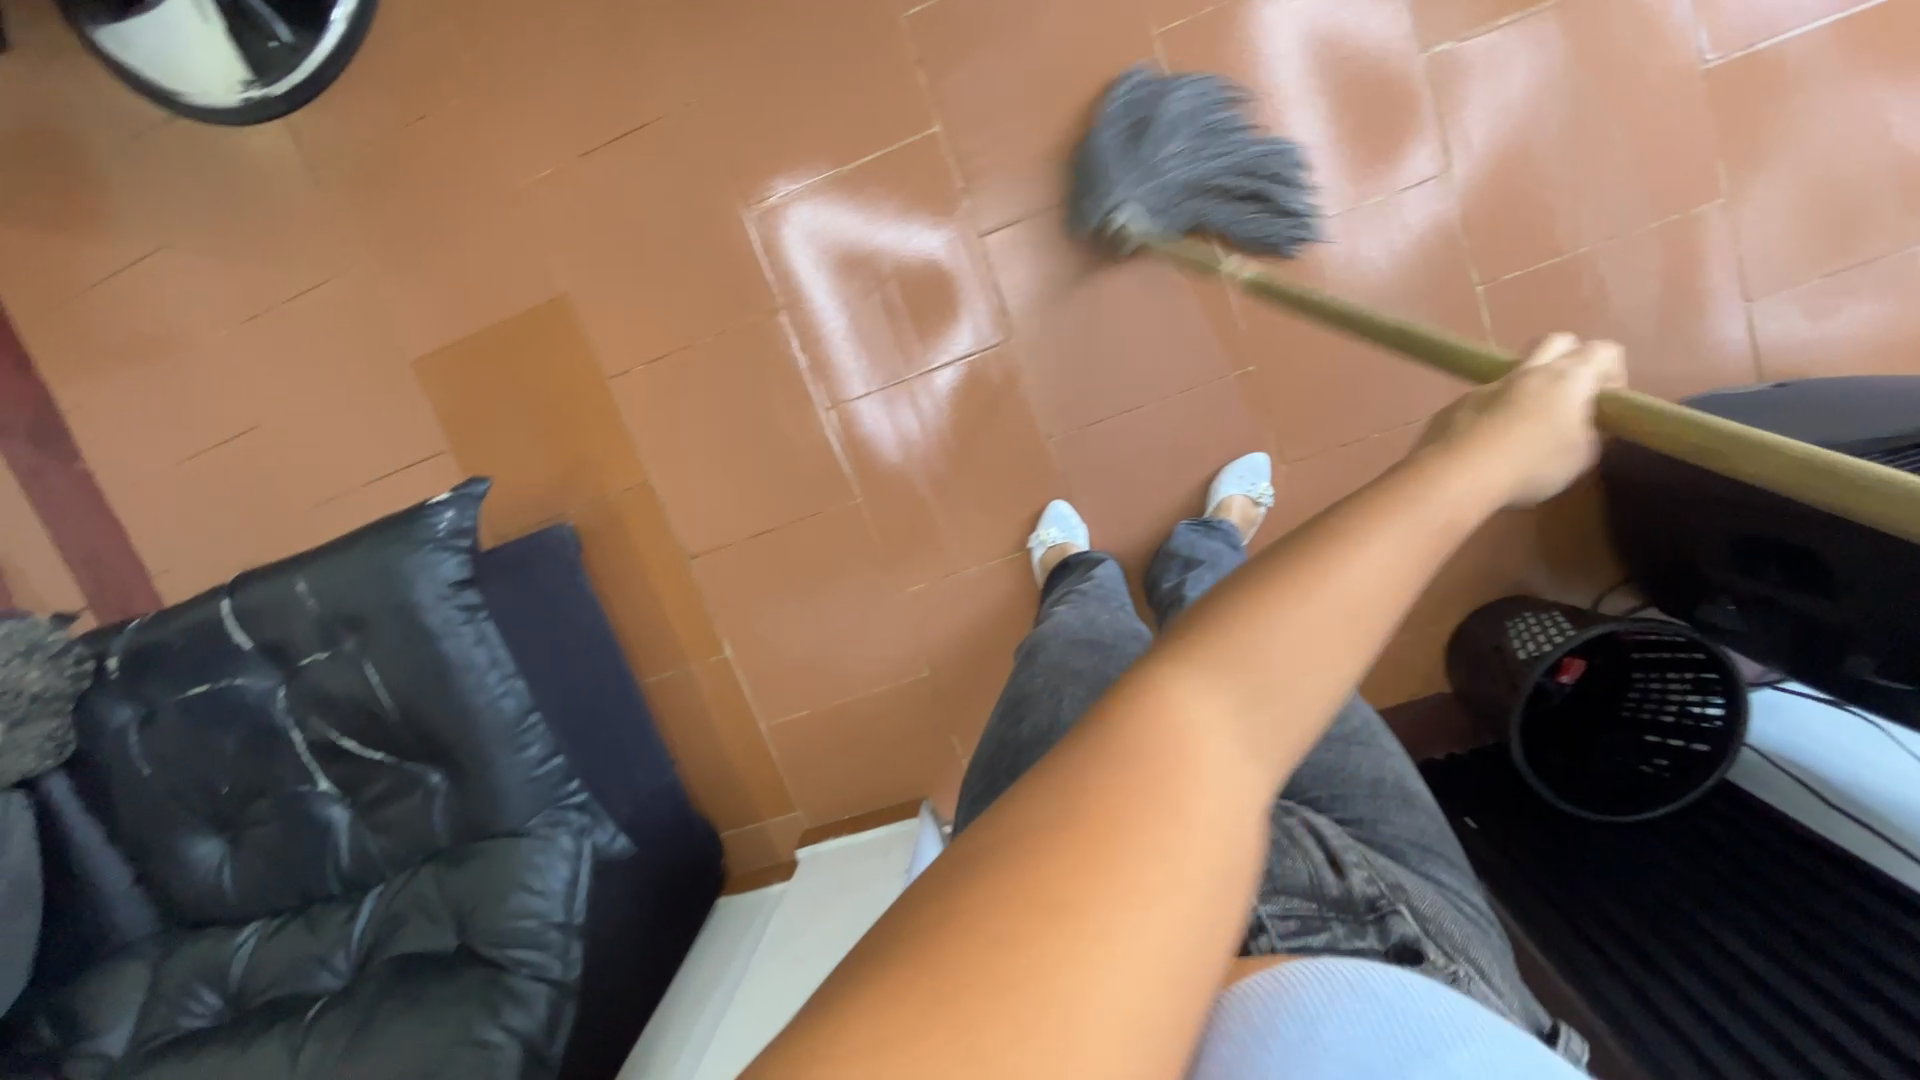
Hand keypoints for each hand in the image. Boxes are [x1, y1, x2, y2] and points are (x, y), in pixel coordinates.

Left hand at [1416, 333, 1627, 507]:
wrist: (1455, 475)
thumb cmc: (1531, 465)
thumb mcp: (1582, 455)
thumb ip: (1591, 430)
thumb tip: (1585, 422)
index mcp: (1567, 377)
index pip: (1603, 350)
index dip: (1612, 371)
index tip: (1607, 402)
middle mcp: (1525, 372)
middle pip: (1556, 342)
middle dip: (1571, 359)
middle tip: (1570, 398)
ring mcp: (1484, 387)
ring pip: (1513, 374)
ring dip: (1525, 391)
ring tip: (1522, 429)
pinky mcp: (1454, 405)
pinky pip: (1480, 401)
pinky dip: (1490, 413)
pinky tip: (1485, 444)